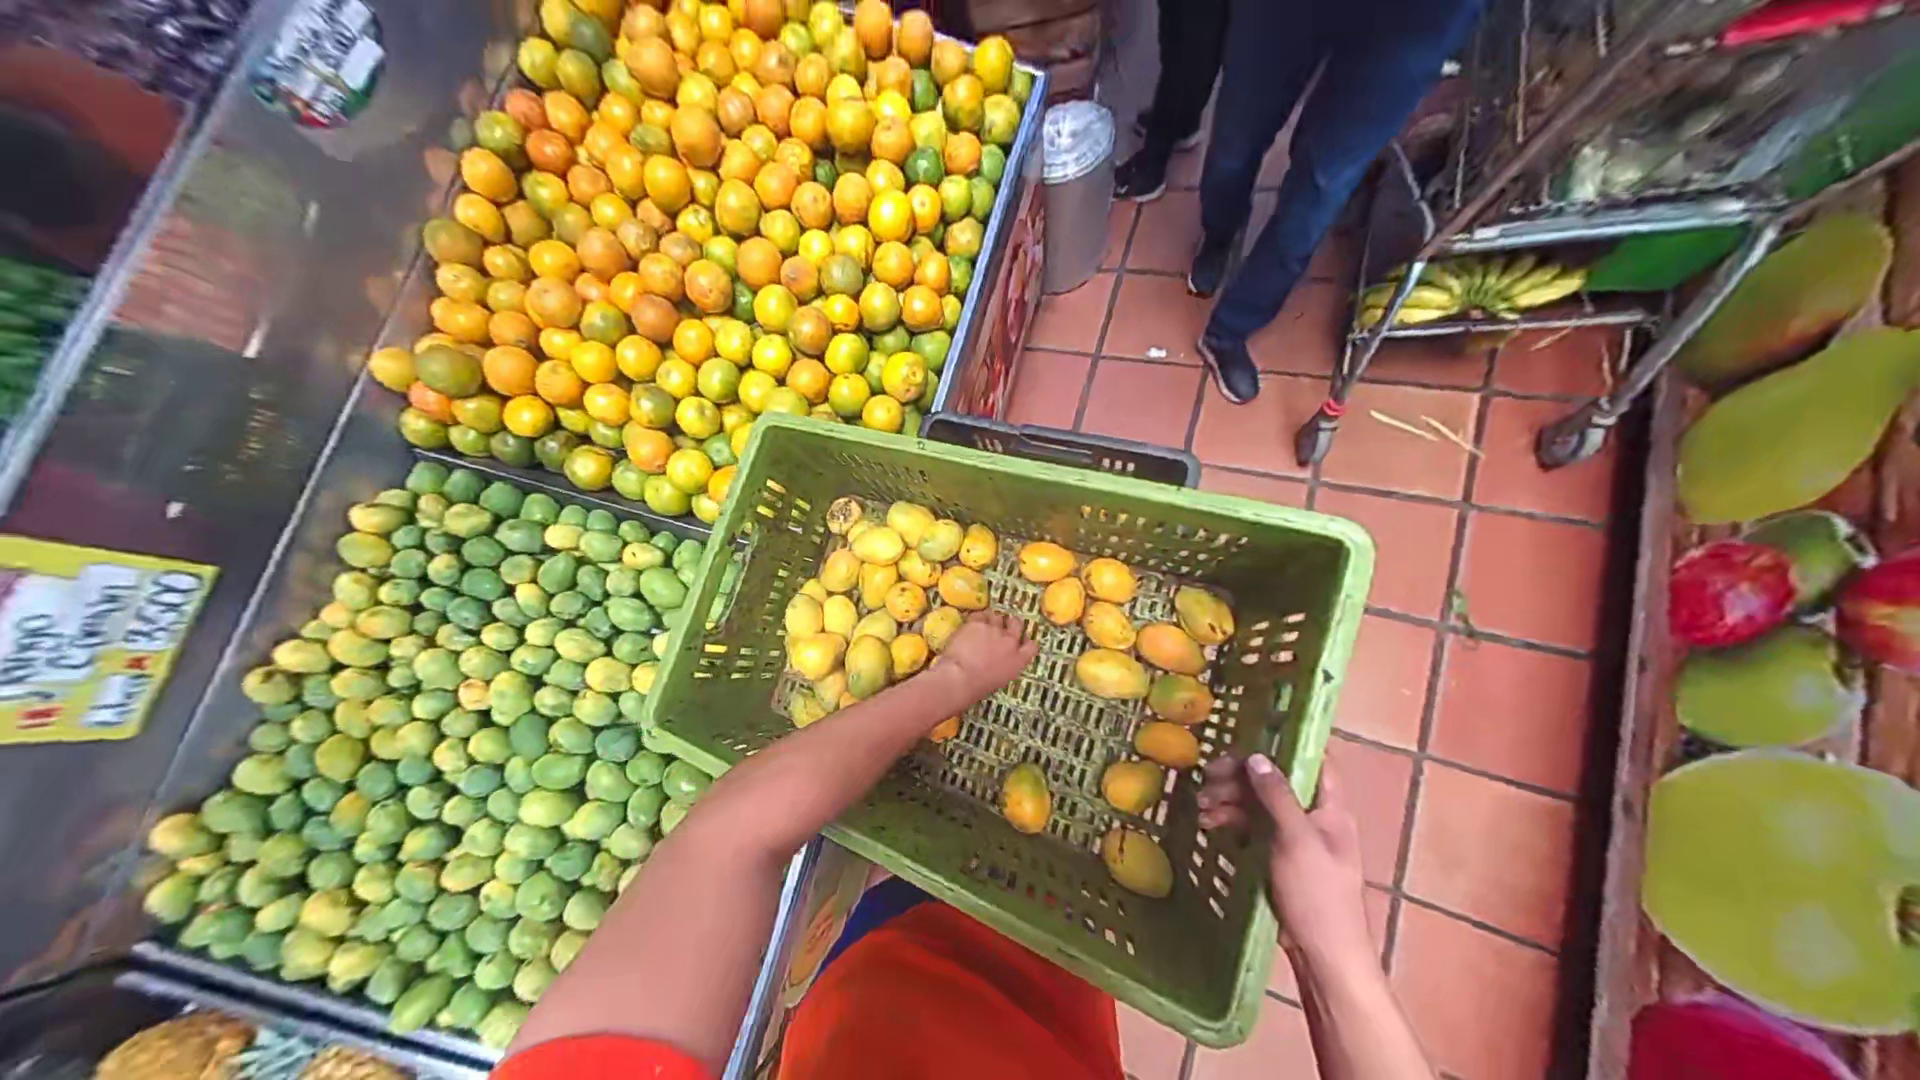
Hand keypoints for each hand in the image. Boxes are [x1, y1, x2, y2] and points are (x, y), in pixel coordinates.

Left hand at [937, 611, 1037, 701]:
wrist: (961, 677)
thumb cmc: (978, 687)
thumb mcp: (1000, 680)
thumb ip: (1005, 666)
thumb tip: (1000, 661)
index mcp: (1018, 661)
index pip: (1032, 646)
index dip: (1025, 641)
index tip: (1018, 641)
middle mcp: (1010, 642)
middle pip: (1017, 624)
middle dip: (1010, 623)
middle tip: (1000, 627)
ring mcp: (995, 630)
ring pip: (997, 617)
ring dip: (991, 620)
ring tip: (981, 626)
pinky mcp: (978, 623)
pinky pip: (979, 616)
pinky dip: (975, 619)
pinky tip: (969, 625)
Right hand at [1198, 756, 1374, 974]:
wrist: (1322, 955)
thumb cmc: (1318, 895)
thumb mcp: (1296, 840)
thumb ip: (1276, 797)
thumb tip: (1256, 757)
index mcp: (1329, 807)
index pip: (1314, 759)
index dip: (1286, 743)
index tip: (1249, 735)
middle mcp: (1311, 814)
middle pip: (1275, 778)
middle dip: (1241, 774)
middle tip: (1209, 775)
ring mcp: (1292, 834)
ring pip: (1257, 801)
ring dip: (1229, 797)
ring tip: (1201, 804)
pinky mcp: (1274, 852)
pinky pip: (1249, 825)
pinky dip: (1229, 820)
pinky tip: (1207, 823)